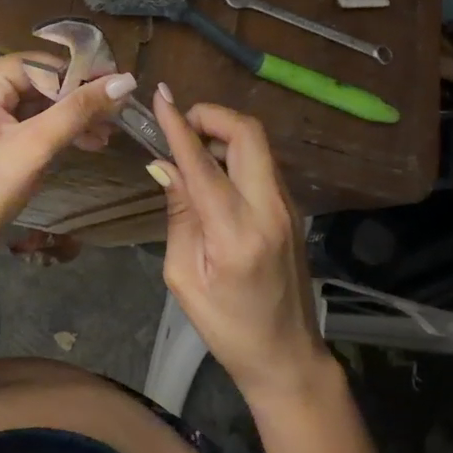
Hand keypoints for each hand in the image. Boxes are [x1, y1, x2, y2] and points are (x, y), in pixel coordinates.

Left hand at [0, 54, 136, 261]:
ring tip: (107, 135)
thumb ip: (77, 112)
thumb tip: (125, 80)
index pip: (40, 64)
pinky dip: (54, 130)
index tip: (121, 89)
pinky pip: (28, 120)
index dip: (81, 75)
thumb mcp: (34, 148)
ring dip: (70, 117)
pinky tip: (85, 142)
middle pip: (39, 81)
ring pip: (37, 102)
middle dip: (78, 100)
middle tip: (118, 117)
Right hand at [148, 87, 328, 400]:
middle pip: (247, 133)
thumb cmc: (226, 326)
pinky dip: (236, 151)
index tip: (160, 96)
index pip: (202, 163)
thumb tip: (165, 165)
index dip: (178, 125)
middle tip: (180, 123)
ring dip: (224, 131)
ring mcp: (287, 207)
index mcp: (236, 232)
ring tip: (192, 147)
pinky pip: (263, 162)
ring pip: (258, 144)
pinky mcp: (292, 209)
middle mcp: (269, 209)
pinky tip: (213, 170)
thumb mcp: (184, 277)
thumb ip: (179, 214)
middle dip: (211, 115)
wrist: (287, 355)